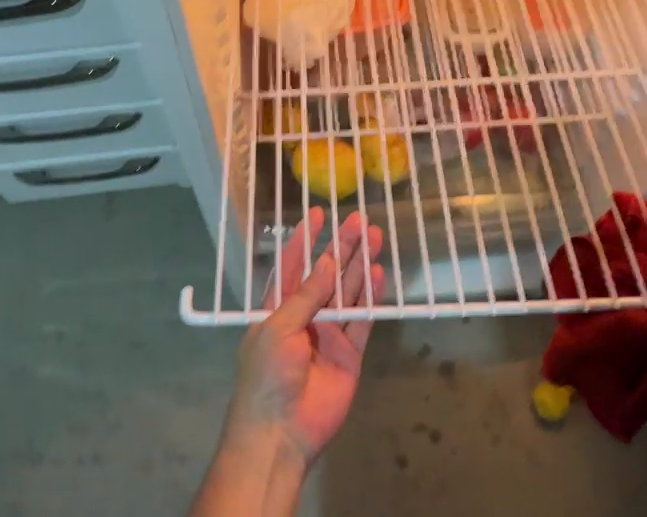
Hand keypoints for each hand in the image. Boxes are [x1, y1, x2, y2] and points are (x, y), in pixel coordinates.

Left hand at [227, 208, 385, 461]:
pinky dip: (371, 299)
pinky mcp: (349, 355)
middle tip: (358, 220)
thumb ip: (306, 296)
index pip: (293, 265)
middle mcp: (304, 317)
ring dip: (359, 265)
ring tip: (374, 236)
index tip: (318, 214)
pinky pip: (362, 321)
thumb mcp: (278, 328)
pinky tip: (378, 273)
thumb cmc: (267, 375)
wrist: (280, 432)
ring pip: (347, 293)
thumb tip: (328, 262)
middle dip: (341, 247)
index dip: (305, 239)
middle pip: (326, 275)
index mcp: (277, 308)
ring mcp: (328, 336)